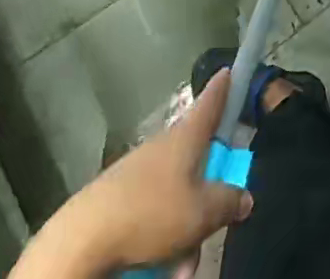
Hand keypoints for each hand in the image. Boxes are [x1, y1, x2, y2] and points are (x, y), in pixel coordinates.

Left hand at [11, 68, 254, 278]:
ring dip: (186, 232)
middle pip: (198, 164)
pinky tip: (160, 264)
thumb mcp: (202, 212)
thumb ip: (228, 201)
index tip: (228, 70)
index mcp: (185, 138)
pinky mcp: (124, 196)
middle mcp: (163, 147)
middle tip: (210, 228)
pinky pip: (157, 215)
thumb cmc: (151, 212)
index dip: (222, 89)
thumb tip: (244, 195)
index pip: (209, 104)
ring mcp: (141, 171)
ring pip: (179, 199)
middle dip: (208, 202)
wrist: (85, 237)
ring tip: (180, 265)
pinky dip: (164, 241)